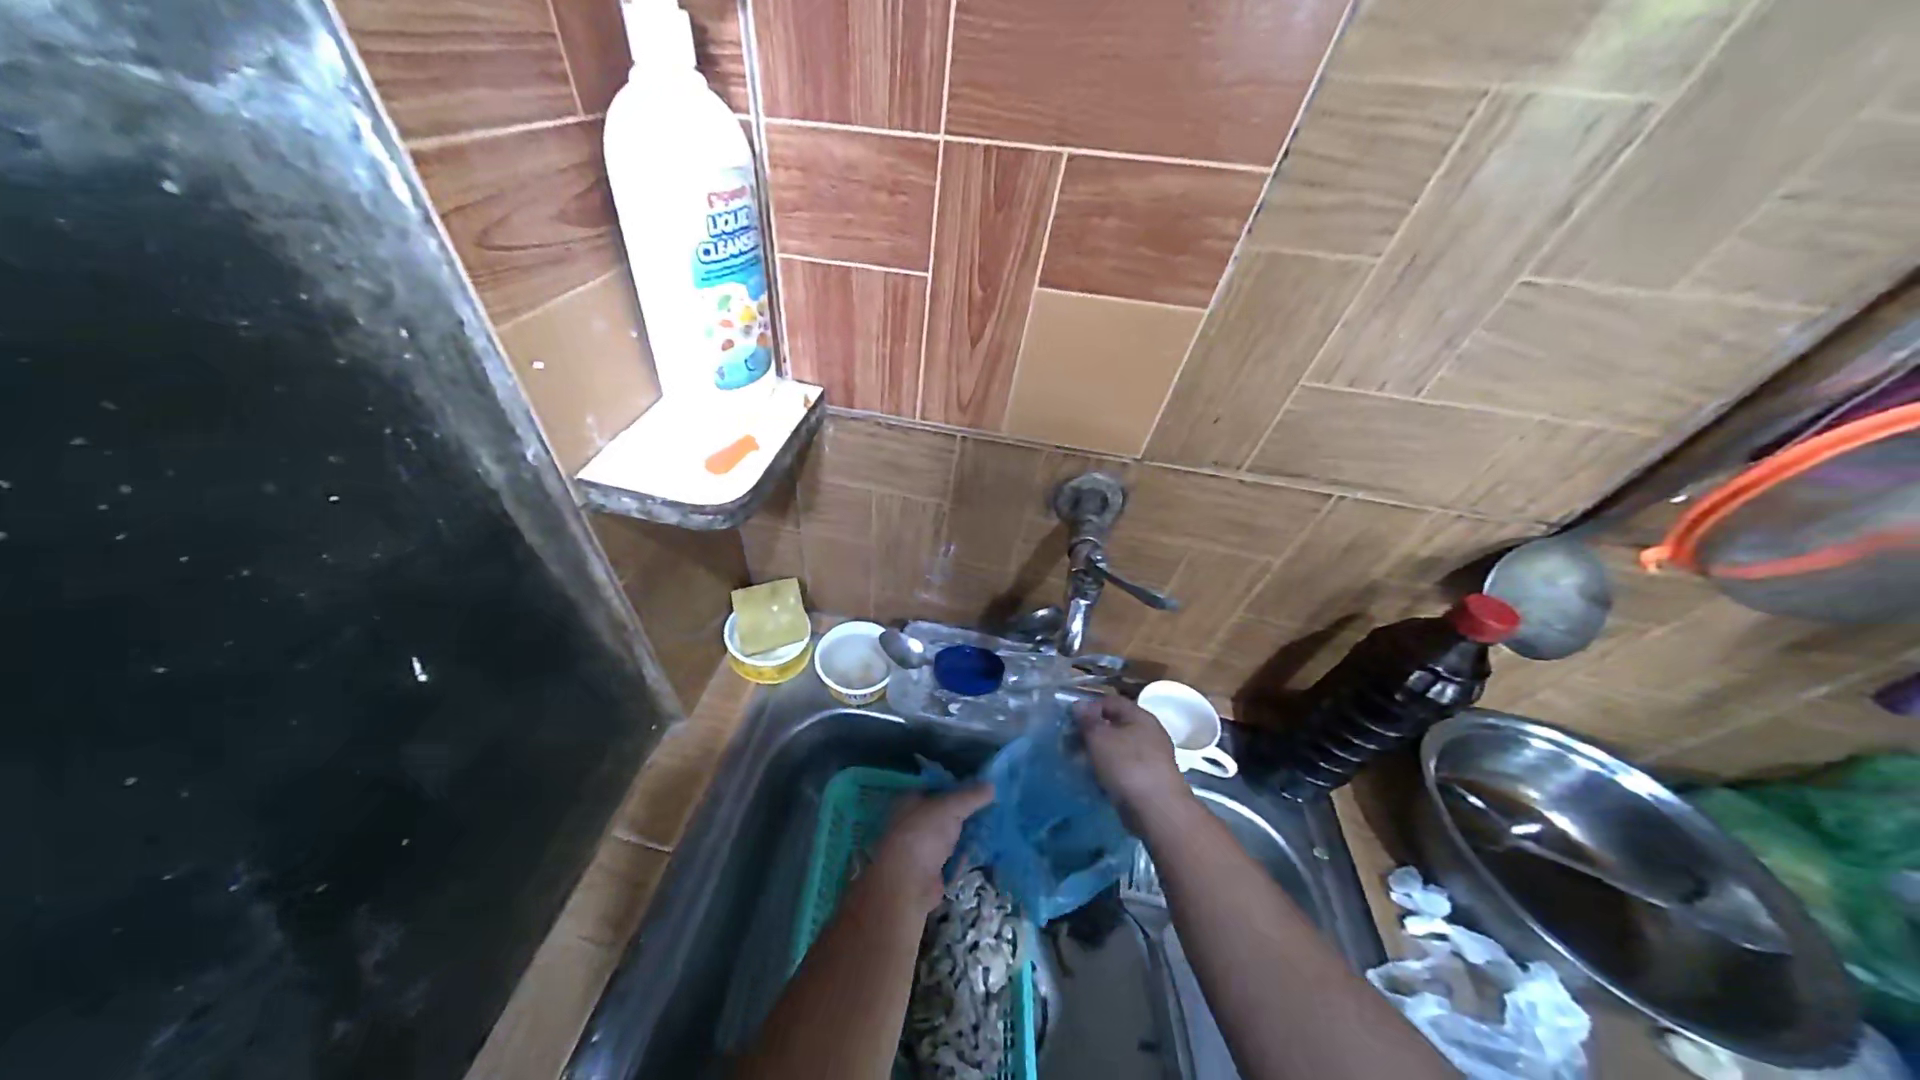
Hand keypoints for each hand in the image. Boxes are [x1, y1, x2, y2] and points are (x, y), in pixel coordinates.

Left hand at [865, 784, 993, 915]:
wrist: (909, 883)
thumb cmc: (924, 834)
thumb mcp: (950, 807)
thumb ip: (971, 796)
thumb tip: (991, 785)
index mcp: (910, 800)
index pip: (937, 785)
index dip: (958, 784)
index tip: (981, 786)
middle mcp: (913, 820)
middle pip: (945, 811)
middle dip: (967, 810)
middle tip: (992, 806)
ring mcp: (922, 846)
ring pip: (950, 834)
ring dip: (968, 832)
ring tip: (993, 825)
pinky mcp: (931, 868)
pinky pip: (953, 855)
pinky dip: (966, 853)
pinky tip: (984, 848)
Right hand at [1073, 696, 1190, 824]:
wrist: (1157, 809)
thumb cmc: (1126, 765)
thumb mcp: (1099, 738)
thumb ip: (1087, 720)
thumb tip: (1080, 705)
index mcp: (1140, 716)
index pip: (1111, 701)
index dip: (1089, 708)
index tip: (1071, 721)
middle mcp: (1150, 733)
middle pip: (1116, 725)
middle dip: (1093, 733)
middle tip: (1072, 744)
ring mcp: (1152, 757)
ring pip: (1120, 748)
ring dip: (1101, 754)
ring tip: (1081, 763)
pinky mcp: (1151, 779)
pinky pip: (1125, 768)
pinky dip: (1111, 771)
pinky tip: (1098, 780)